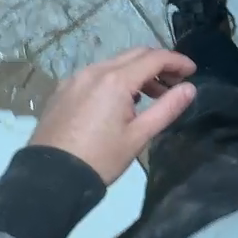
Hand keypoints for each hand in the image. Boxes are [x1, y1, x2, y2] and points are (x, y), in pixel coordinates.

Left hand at [29, 47, 197, 183]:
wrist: (46, 183)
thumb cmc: (98, 159)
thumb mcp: (138, 137)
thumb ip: (167, 108)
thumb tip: (190, 88)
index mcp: (116, 80)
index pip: (155, 58)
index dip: (177, 61)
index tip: (192, 71)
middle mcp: (95, 71)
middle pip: (136, 54)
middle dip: (159, 63)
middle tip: (175, 80)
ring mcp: (76, 79)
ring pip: (115, 63)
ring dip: (137, 71)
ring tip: (150, 94)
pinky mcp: (62, 91)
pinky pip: (97, 74)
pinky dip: (116, 78)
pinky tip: (120, 100)